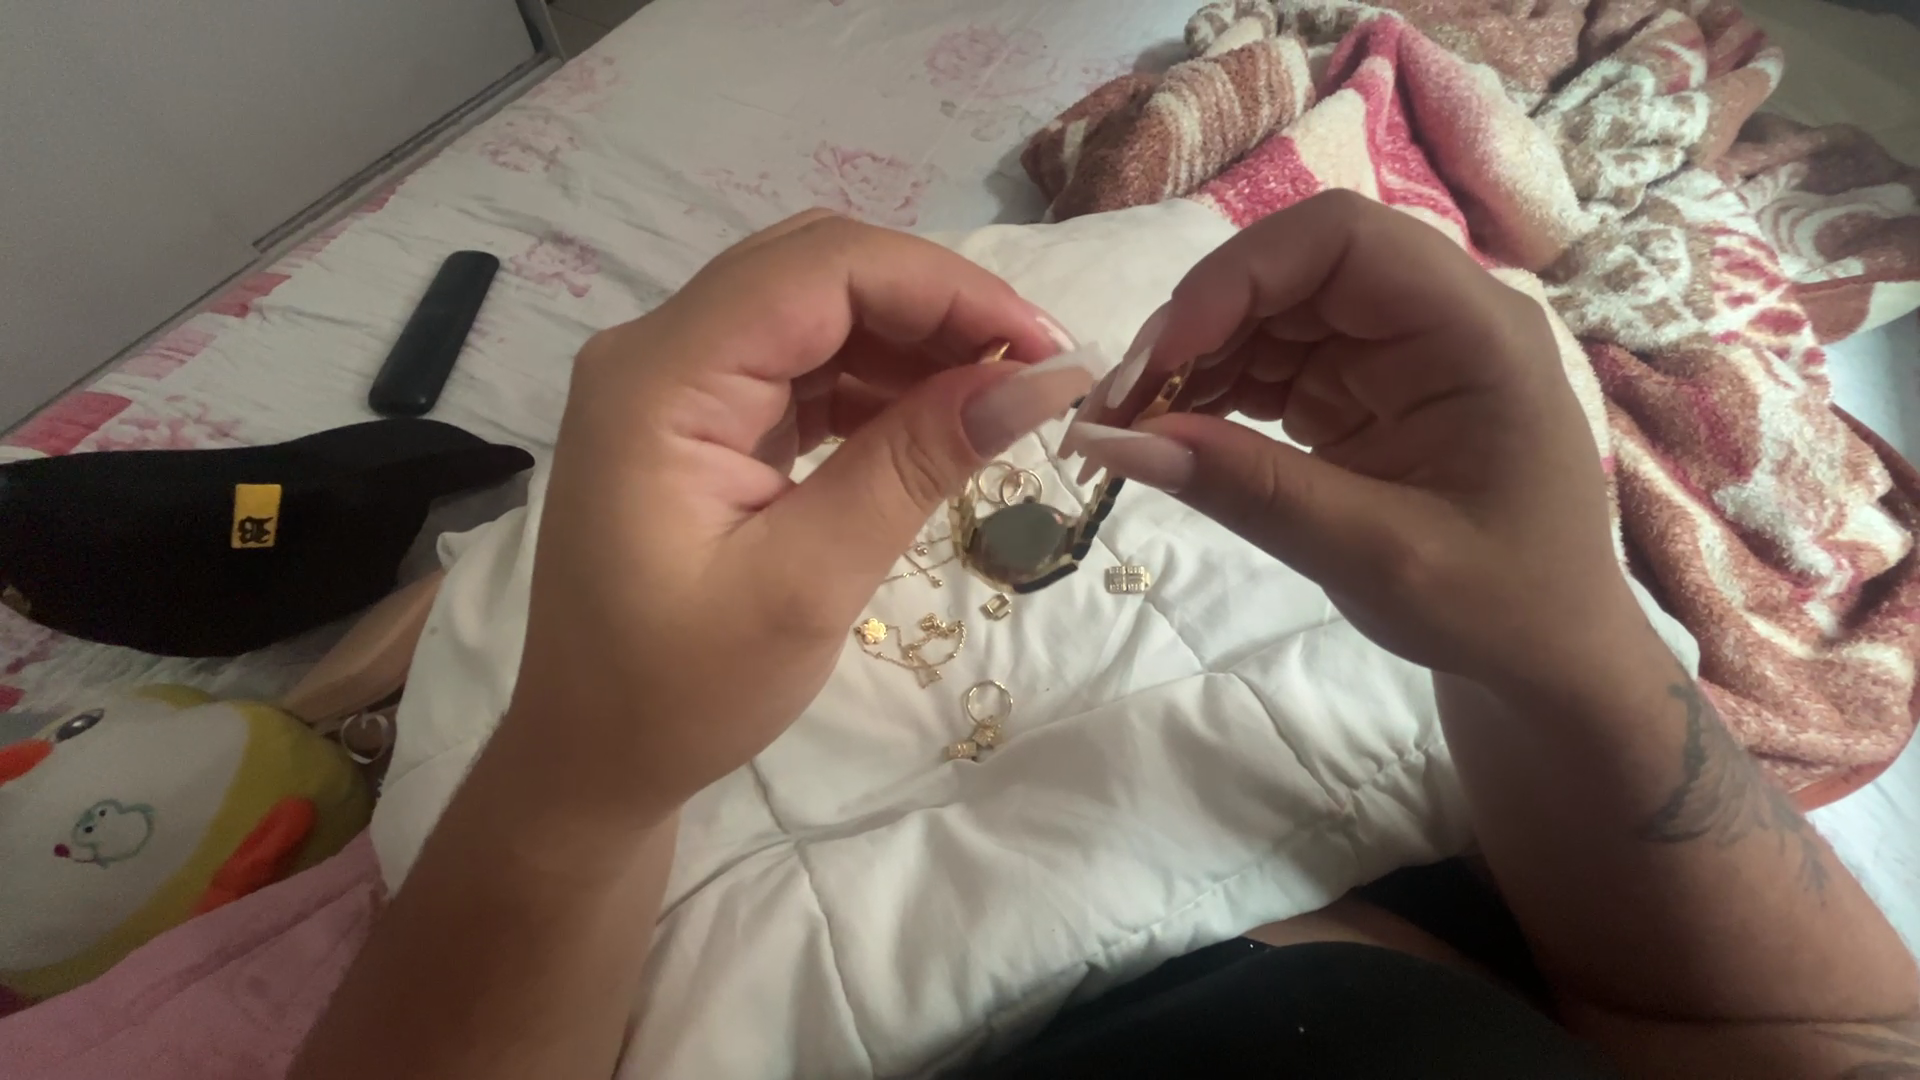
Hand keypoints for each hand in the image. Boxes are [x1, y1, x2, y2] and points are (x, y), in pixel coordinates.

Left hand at [512, 212, 1089, 819]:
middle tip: (1033, 370)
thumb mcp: (811, 583)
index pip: (820, 270)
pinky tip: (933, 420)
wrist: (597, 753)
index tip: (1044, 347)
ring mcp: (679, 384)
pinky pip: (804, 370)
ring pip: (818, 316)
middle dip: (937, 308)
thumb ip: (916, 465)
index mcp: (661, 379)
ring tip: (998, 397)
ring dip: (915, 345)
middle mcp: (659, 353)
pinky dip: (878, 385)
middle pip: (819, 274)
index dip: (946, 288)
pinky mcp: (704, 421)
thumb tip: (1036, 383)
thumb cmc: (684, 691)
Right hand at [1065, 191, 1639, 690]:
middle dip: (1188, 334)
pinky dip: (1204, 397)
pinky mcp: (1350, 388)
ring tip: (1124, 434)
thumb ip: (1245, 491)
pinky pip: (1261, 366)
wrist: (1537, 649)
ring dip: (1183, 369)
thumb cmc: (1494, 605)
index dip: (1231, 282)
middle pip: (1283, 275)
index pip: (1337, 242)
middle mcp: (1426, 318)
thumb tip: (1115, 443)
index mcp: (1470, 332)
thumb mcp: (1372, 556)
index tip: (1152, 365)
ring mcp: (1384, 352)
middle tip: (1113, 414)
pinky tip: (1169, 436)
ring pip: (1259, 319)